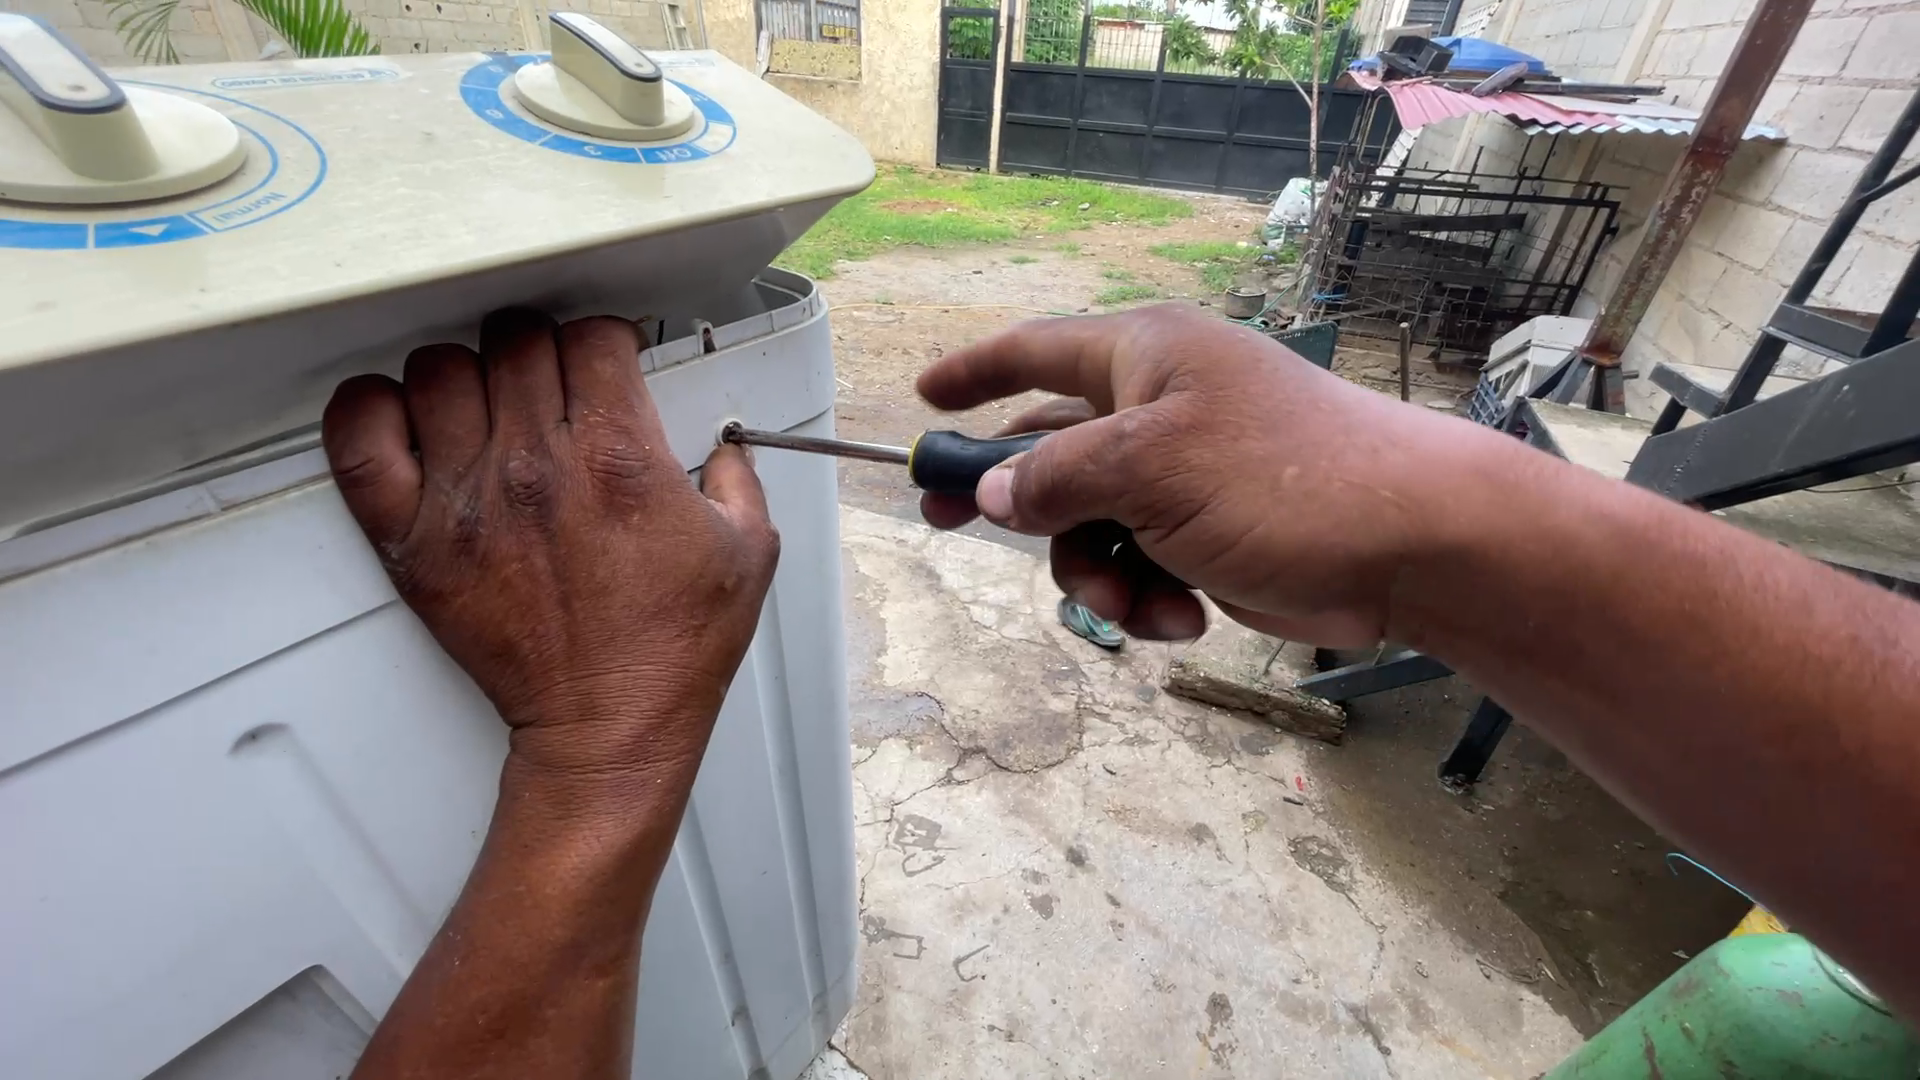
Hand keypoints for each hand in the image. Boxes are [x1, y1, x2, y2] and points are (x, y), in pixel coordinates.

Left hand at [321, 309, 778, 804]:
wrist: (611, 721)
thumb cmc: (676, 643)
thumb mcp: (750, 550)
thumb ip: (740, 478)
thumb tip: (723, 449)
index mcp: (622, 459)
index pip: (594, 340)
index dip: (611, 338)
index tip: (616, 358)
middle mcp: (539, 466)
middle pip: (517, 341)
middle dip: (548, 346)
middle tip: (564, 377)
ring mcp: (468, 500)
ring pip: (441, 371)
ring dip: (476, 372)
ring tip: (500, 401)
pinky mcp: (418, 542)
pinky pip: (361, 438)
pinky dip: (374, 408)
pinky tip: (412, 413)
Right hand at [916, 304, 1514, 647]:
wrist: (1409, 547)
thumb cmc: (1278, 477)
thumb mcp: (1150, 467)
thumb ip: (1058, 477)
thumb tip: (993, 495)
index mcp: (1140, 360)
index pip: (1034, 351)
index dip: (974, 372)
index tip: (926, 395)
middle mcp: (1151, 410)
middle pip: (1046, 451)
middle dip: (1010, 498)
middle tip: (947, 522)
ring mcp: (1173, 477)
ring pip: (1082, 524)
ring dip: (1091, 571)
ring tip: (1131, 600)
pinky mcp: (1193, 534)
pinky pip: (1129, 563)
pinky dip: (1141, 595)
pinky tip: (1179, 616)